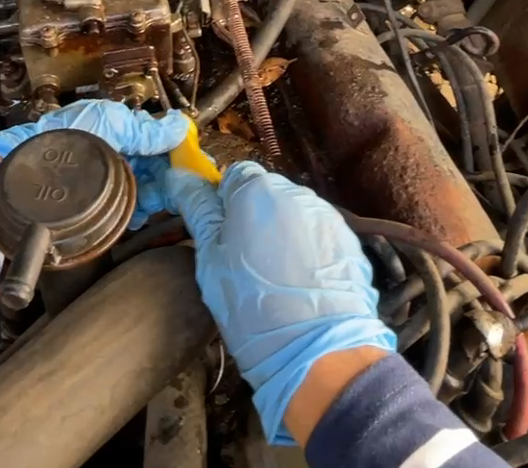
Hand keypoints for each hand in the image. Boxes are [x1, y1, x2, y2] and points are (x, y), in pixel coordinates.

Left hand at [0, 99, 188, 227]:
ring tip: (166, 203)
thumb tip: (178, 126)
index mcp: (113, 128)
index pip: (154, 139)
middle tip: (184, 190)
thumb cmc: (56, 141)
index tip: (193, 165)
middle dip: (169, 177)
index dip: (175, 151)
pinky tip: (143, 215)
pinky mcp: (90, 204)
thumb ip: (143, 131)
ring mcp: (100, 179)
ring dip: (156, 195)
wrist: (13, 168)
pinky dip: (137, 211)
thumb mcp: (106, 127)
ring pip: (141, 188)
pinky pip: (124, 208)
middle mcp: (109, 151)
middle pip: (151, 165)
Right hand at [162, 162, 395, 444]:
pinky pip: (319, 235)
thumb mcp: (210, 259)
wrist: (319, 353)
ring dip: (283, 232)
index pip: (235, 175)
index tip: (223, 234)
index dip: (225, 202)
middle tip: (246, 261)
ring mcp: (327, 216)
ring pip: (294, 214)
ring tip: (278, 279)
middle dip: (255, 216)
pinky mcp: (350, 242)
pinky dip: (309, 251)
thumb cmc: (251, 305)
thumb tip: (178, 175)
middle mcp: (294, 192)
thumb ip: (197, 209)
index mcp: (255, 190)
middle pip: (266, 193)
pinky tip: (304, 286)